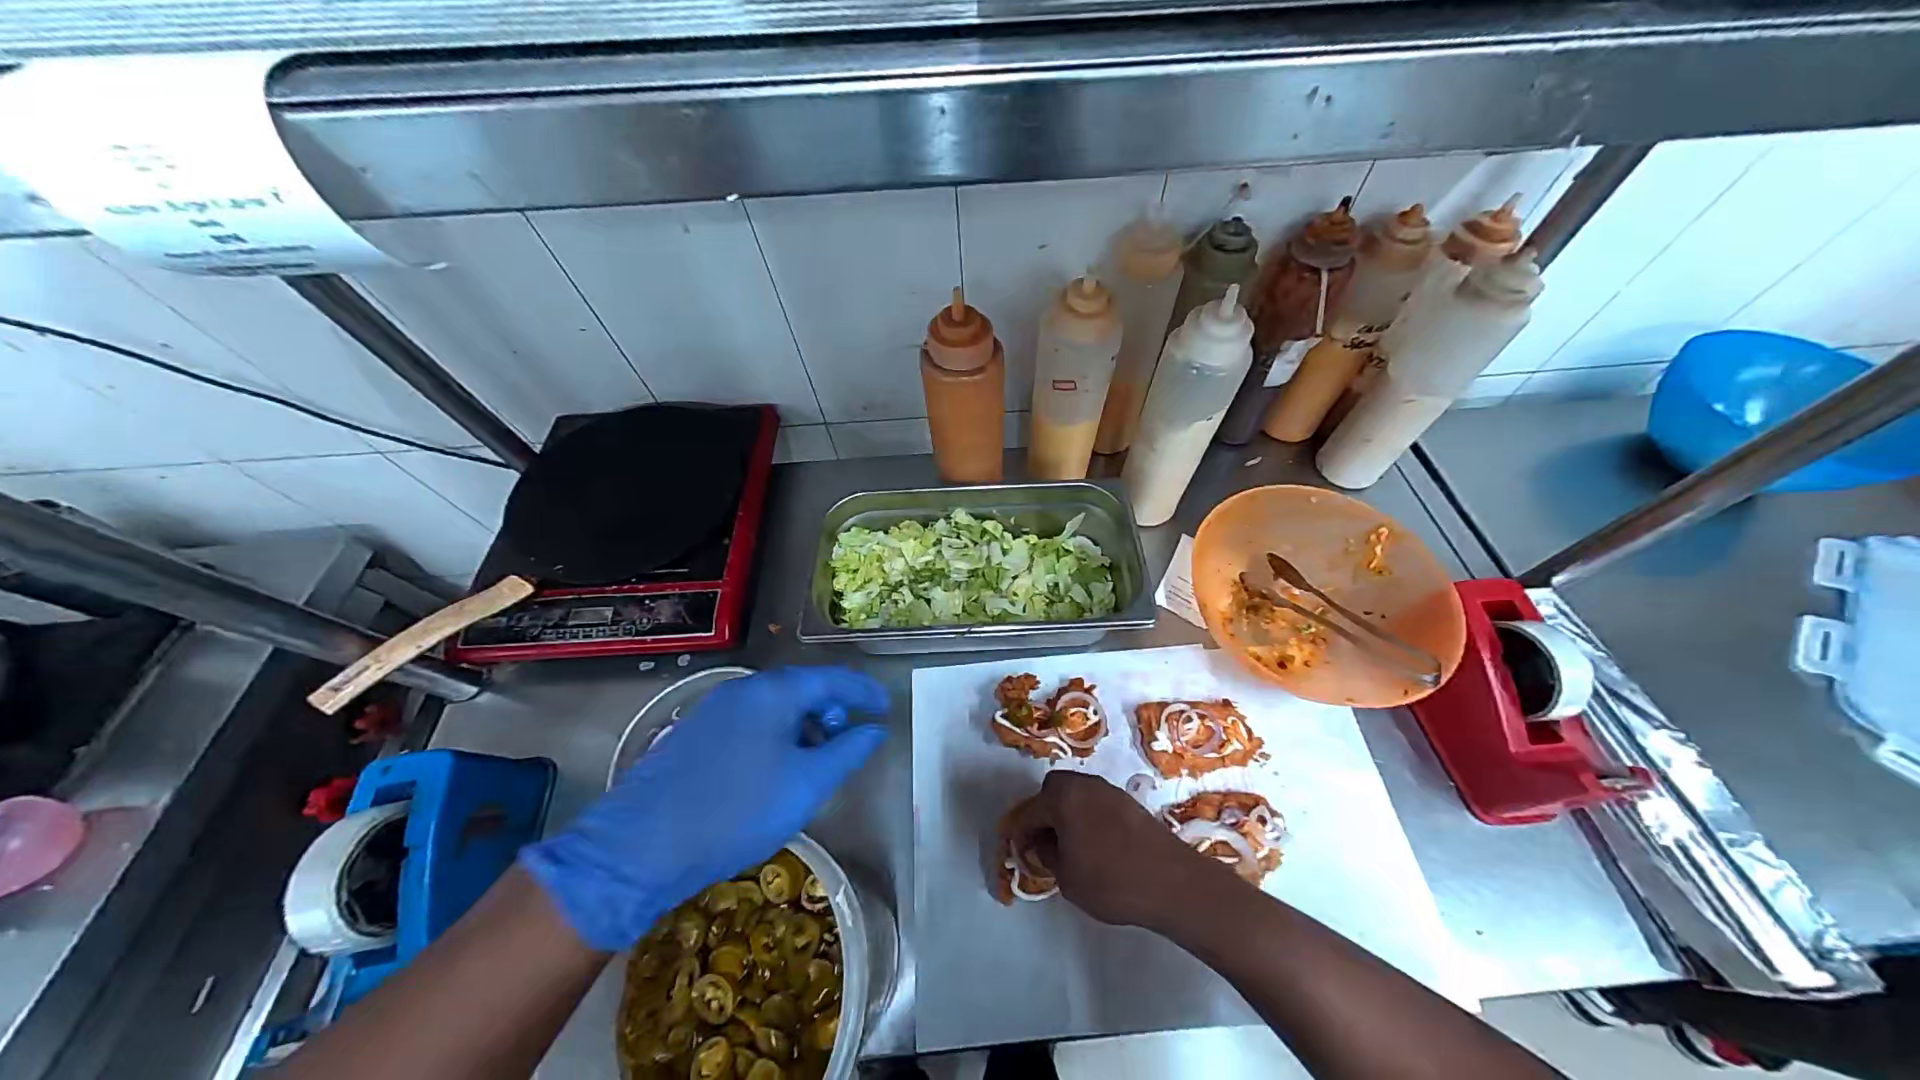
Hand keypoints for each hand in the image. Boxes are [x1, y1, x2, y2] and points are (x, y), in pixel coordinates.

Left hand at [520, 666, 889, 950]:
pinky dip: (776, 739)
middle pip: (802, 690)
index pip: (832, 680)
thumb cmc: (738, 810)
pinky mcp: (696, 735)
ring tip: (813, 766)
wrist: (641, 847)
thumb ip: (847, 751)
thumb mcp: (806, 784)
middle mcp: (743, 690)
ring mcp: (714, 710)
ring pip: (775, 708)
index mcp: (773, 692)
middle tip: (848, 745)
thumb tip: (874, 730)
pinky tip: (776, 774)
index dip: (863, 693)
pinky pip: (751, 724)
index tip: (885, 709)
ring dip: (804, 728)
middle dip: (832, 713)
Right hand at [1004, 771, 1239, 933]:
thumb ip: (1047, 855)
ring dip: (1065, 812)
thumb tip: (1042, 842)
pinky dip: (1086, 815)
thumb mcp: (1067, 878)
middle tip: (1043, 841)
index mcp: (1062, 798)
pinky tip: (1092, 842)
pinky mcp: (1128, 802)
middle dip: (1042, 812)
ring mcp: (1108, 790)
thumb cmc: (1111, 882)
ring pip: (1075, 793)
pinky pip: (1094, 801)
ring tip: (1068, 844)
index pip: (1028, 812)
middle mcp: (1083, 785)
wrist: (1173, 883)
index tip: (1015, 850)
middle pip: (1052, 789)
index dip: (1017, 833)